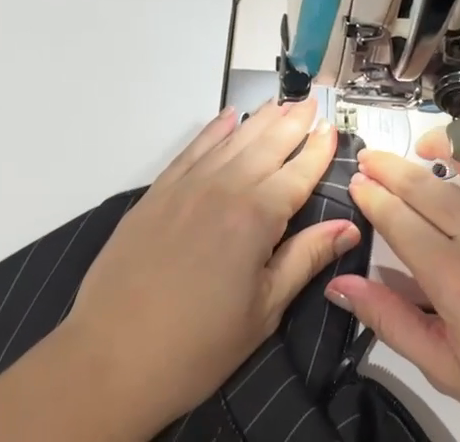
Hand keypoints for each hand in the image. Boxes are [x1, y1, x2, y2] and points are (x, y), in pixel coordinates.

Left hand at [60, 99, 358, 430]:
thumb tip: (348, 226)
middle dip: (293, 123)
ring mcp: (185, 187)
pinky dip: (213, 131)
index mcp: (255, 218)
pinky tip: (227, 118)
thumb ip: (305, 259)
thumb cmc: (197, 347)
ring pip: (231, 141)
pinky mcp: (156, 194)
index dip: (318, 151)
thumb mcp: (263, 311)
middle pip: (266, 145)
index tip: (334, 130)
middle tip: (312, 102)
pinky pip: (191, 150)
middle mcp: (223, 189)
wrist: (110, 358)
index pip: (298, 173)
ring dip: (259, 121)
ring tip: (280, 103)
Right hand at [328, 130, 459, 441]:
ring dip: (442, 144)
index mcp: (453, 277)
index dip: (370, 195)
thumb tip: (341, 286)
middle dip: (389, 166)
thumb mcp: (448, 369)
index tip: (357, 184)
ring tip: (425, 148)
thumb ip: (391, 321)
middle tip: (371, 158)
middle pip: (424, 182)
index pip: (396, 217)